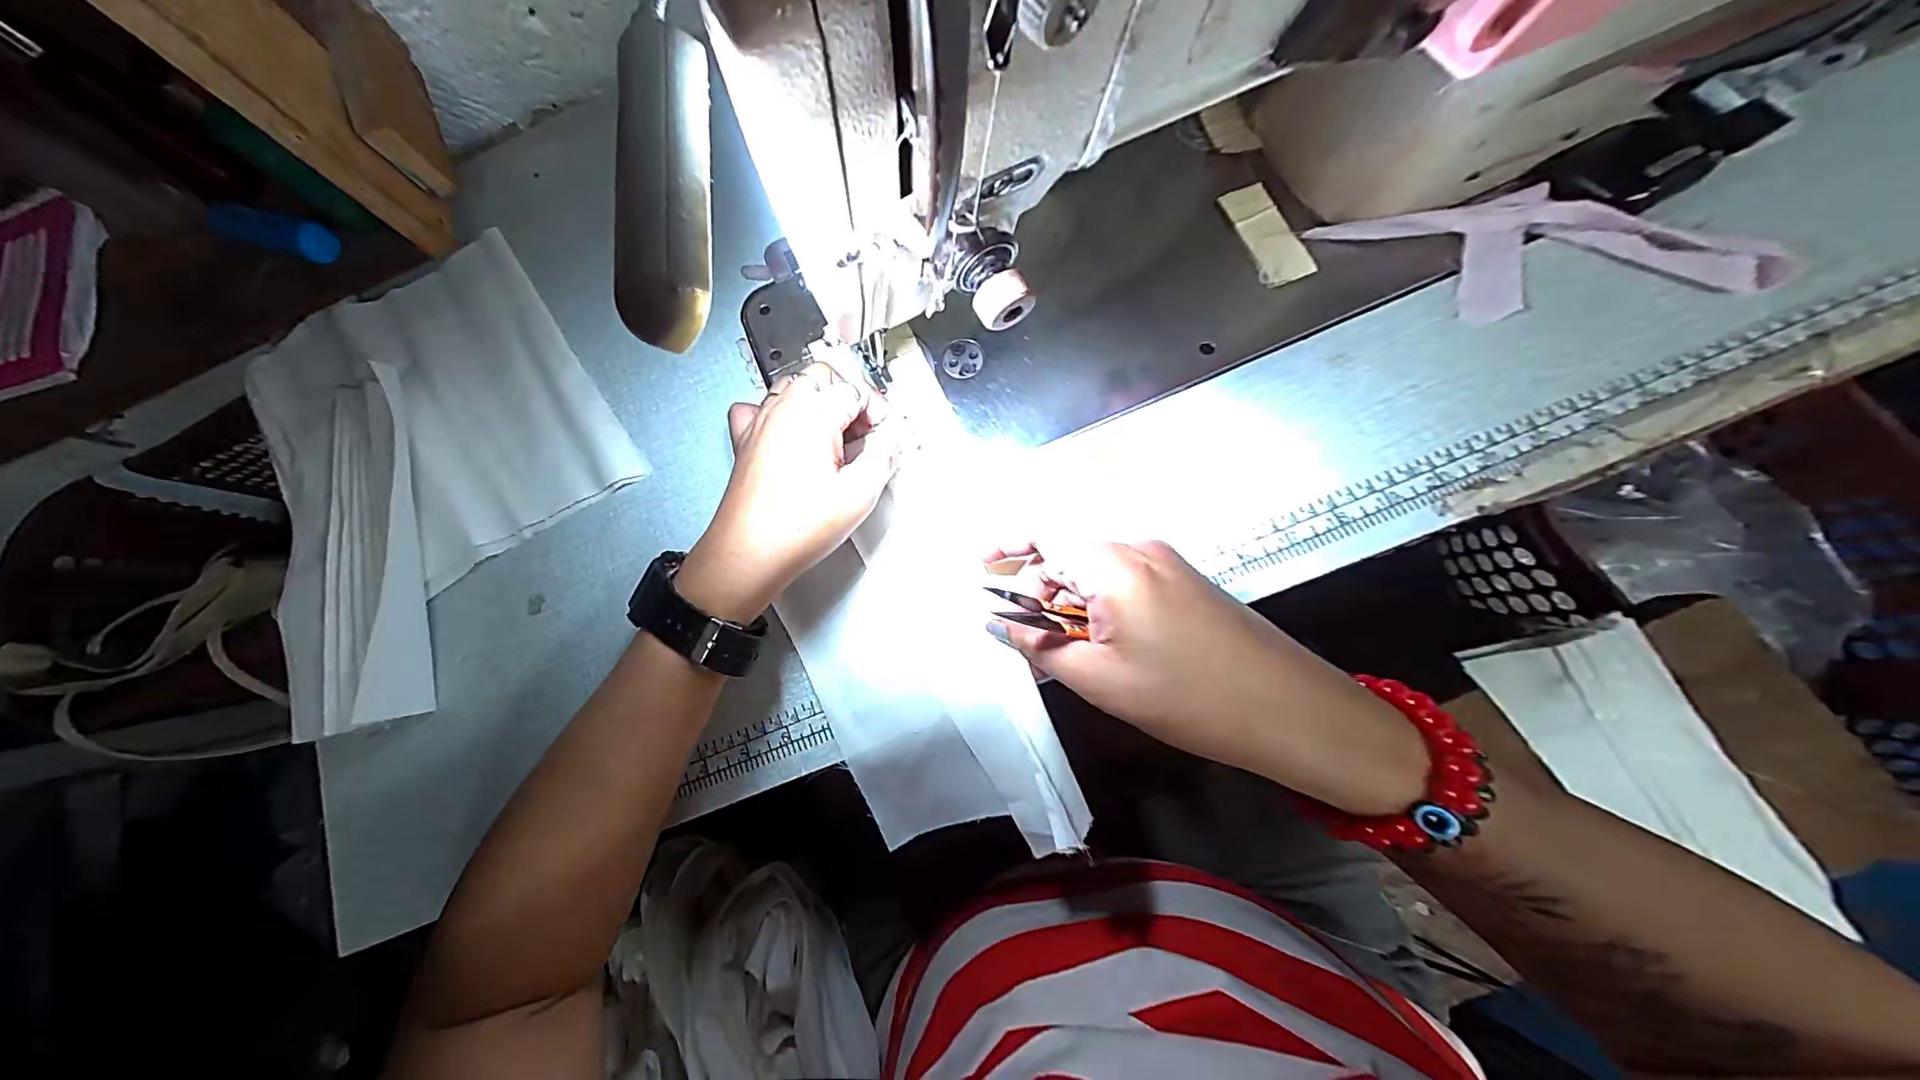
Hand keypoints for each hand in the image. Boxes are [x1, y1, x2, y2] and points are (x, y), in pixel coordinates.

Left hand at [678, 363, 902, 621]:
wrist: (749, 553)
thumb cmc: (794, 528)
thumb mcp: (860, 493)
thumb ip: (884, 456)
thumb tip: (891, 439)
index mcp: (812, 412)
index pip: (855, 390)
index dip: (877, 411)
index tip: (885, 434)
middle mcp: (782, 408)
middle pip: (823, 377)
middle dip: (849, 398)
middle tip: (866, 432)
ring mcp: (760, 422)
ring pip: (793, 387)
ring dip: (819, 403)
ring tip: (836, 438)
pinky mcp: (746, 441)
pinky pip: (761, 408)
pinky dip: (781, 413)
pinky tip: (794, 437)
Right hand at [986, 539, 1429, 815]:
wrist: (1290, 709)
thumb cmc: (1189, 697)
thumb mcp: (1101, 680)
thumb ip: (1042, 646)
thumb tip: (1001, 625)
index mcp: (1115, 565)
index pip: (1046, 535)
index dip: (1008, 546)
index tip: (982, 566)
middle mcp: (1141, 550)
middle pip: (1070, 548)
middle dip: (1036, 579)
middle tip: (1017, 620)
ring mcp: (1169, 563)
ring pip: (1097, 566)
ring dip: (1068, 593)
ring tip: (1057, 637)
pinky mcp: (1186, 582)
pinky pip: (1126, 578)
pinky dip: (1099, 599)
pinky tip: (1098, 636)